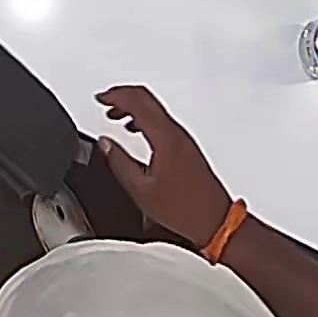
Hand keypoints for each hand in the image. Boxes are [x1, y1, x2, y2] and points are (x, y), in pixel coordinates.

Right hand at [97, 85, 232, 245]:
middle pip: (146, 96)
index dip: (115, 95)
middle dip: (121, 94)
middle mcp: (175, 132)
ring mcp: (182, 137)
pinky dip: (142, 115)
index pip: (137, 100)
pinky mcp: (185, 144)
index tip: (100, 98)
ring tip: (114, 113)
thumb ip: (119, 162)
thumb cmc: (186, 210)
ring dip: (132, 104)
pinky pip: (160, 118)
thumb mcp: (141, 190)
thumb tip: (104, 143)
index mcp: (165, 137)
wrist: (217, 222)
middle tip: (104, 100)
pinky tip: (133, 128)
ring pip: (153, 106)